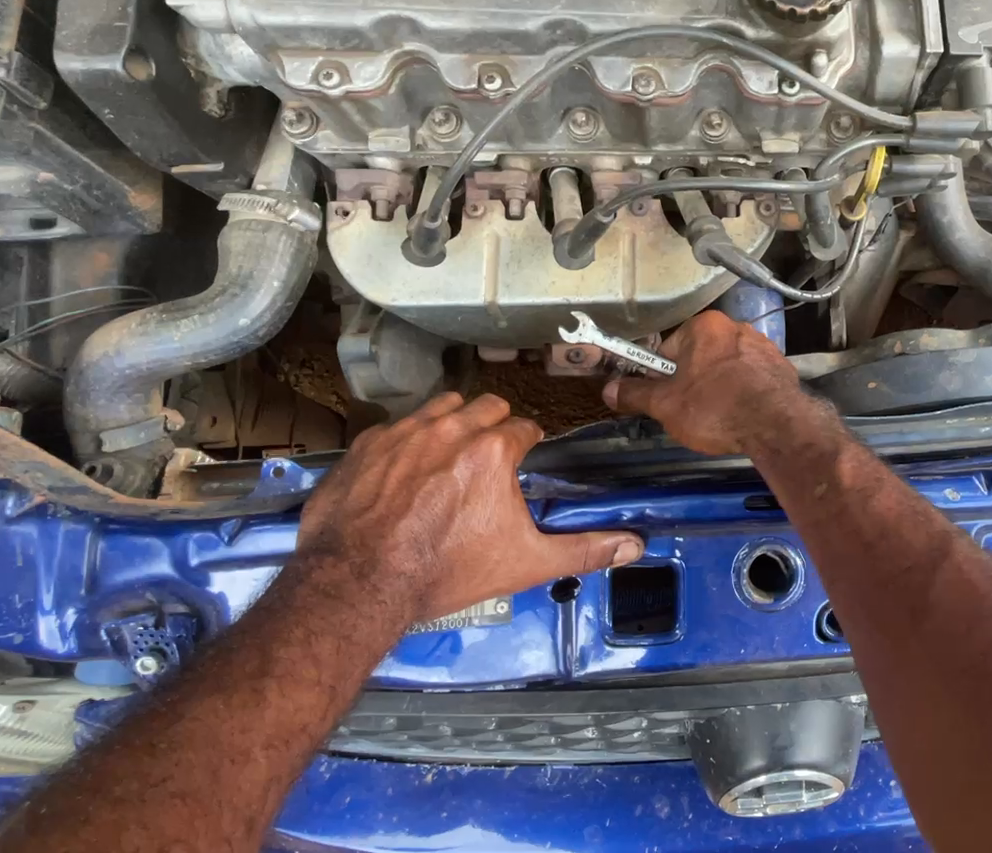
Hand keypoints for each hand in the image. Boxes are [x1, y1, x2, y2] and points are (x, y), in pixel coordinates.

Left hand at [294, 392, 642, 622]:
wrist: (356, 586)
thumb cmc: (447, 571)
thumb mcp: (526, 563)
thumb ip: (584, 550)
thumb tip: (635, 545)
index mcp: (492, 450)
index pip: (524, 427)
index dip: (527, 444)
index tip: (522, 461)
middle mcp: (450, 428)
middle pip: (486, 405)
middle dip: (494, 424)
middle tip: (489, 458)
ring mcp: (403, 432)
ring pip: (442, 405)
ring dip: (453, 422)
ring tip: (449, 455)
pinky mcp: (365, 444)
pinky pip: (397, 424)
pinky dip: (407, 439)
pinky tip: (404, 470)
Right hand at [602, 311, 816, 455]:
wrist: (775, 426)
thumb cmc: (714, 408)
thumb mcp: (665, 404)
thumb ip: (636, 394)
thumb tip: (610, 390)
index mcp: (705, 326)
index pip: (668, 348)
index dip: (661, 377)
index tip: (662, 399)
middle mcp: (736, 327)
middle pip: (699, 357)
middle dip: (691, 382)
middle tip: (688, 412)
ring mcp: (763, 346)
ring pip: (726, 369)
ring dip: (718, 388)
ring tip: (717, 418)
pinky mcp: (781, 368)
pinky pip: (751, 379)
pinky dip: (743, 394)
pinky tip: (741, 416)